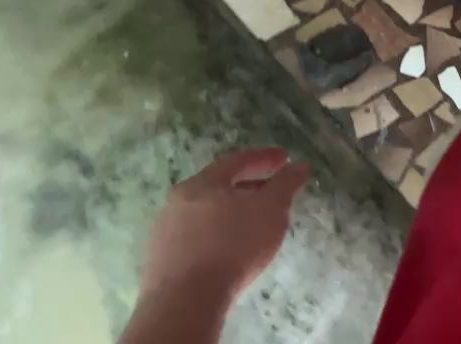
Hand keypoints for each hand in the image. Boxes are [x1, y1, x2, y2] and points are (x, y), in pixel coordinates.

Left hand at [139, 148, 310, 306]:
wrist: (185, 303)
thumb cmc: (234, 243)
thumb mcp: (273, 206)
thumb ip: (287, 181)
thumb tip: (298, 165)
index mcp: (199, 185)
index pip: (235, 161)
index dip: (263, 157)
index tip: (285, 159)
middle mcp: (175, 205)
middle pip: (219, 187)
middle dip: (250, 186)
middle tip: (274, 190)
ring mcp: (164, 236)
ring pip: (207, 213)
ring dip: (234, 211)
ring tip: (258, 220)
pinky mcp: (162, 264)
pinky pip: (197, 237)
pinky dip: (220, 233)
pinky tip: (235, 246)